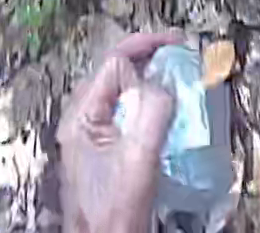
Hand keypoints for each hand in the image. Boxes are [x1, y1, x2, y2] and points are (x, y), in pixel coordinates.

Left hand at [56, 31, 181, 232]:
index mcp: (82, 115)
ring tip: (175, 70)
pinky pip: (127, 107)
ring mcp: (92, 134)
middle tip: (177, 49)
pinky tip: (166, 104)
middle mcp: (82, 119)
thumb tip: (164, 82)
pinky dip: (148, 98)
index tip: (176, 45)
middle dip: (149, 55)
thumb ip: (151, 109)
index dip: (146, 50)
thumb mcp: (138, 156)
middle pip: (116, 69)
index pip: (115, 62)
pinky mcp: (104, 147)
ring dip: (150, 75)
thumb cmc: (115, 213)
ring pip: (122, 87)